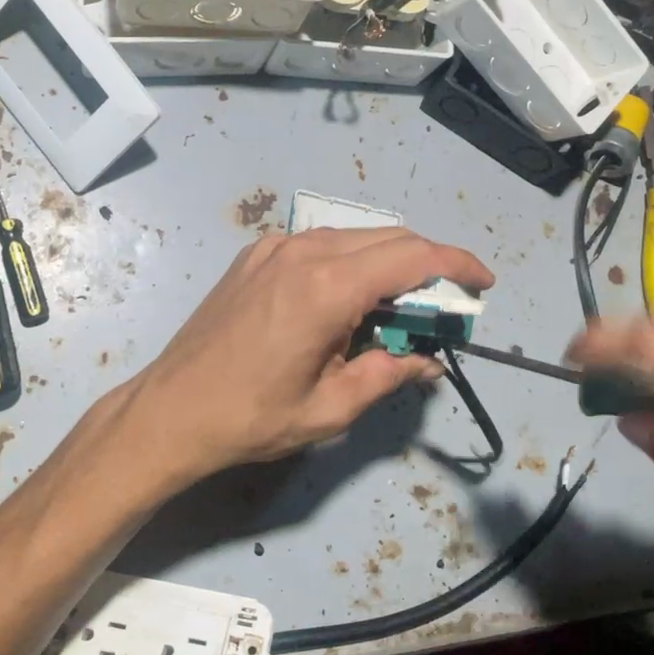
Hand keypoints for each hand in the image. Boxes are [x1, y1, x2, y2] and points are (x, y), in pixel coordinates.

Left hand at [124, 228, 492, 481]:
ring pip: (353, 238)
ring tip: (400, 310)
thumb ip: (389, 375)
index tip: (483, 282)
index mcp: (327, 288)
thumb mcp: (330, 408)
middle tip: (445, 307)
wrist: (170, 410)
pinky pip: (318, 245)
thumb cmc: (251, 417)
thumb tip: (429, 362)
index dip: (456, 265)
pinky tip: (348, 301)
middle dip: (427, 265)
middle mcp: (302, 252)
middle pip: (388, 239)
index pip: (412, 257)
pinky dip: (349, 263)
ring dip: (387, 264)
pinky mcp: (253, 256)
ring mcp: (273, 249)